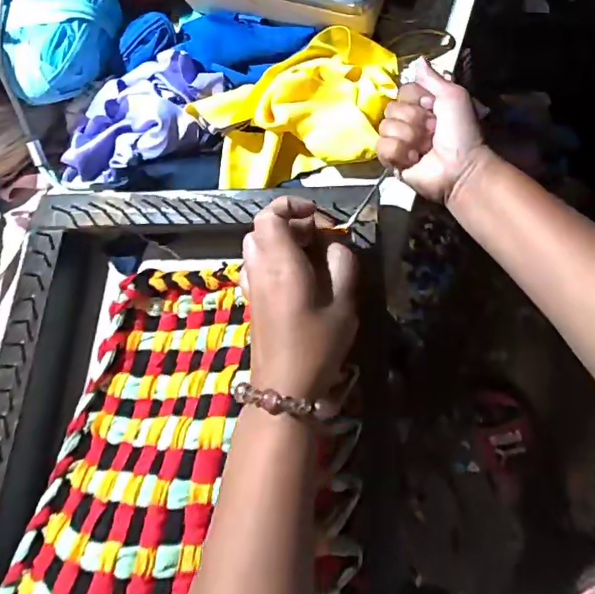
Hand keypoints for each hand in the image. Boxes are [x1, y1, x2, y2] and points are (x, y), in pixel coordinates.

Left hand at [240, 197, 358, 400]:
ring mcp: (250, 283)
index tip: (318, 216)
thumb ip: (342, 263)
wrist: (284, 387)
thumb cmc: (316, 345)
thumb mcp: (344, 303)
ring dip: (281, 240)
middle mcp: (259, 266)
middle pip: (262, 226)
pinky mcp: (250, 298)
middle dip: (290, 222)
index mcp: (279, 261)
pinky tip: (296, 277)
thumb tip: (334, 242)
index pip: (270, 214)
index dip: (292, 206)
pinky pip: (256, 263)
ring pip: (258, 243)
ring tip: (310, 256)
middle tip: (318, 238)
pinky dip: (273, 258)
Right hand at [376, 61, 488, 204]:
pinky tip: (414, 158)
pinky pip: (382, 147)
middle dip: (414, 119)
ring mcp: (398, 140)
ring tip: (425, 147)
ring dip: (410, 137)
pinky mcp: (391, 160)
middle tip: (433, 130)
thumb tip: (418, 60)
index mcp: (421, 105)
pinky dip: (400, 151)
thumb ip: (433, 78)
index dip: (417, 99)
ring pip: (386, 127)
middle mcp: (408, 121)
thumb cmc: (461, 132)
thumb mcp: (453, 97)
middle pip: (392, 108)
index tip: (434, 108)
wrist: (461, 166)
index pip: (402, 91)